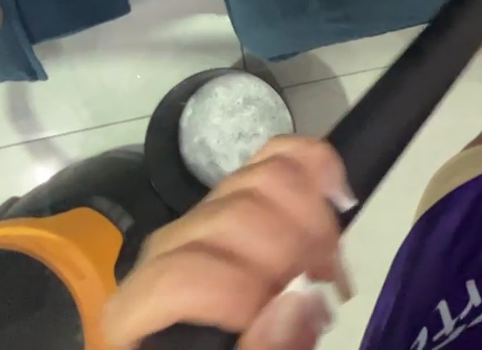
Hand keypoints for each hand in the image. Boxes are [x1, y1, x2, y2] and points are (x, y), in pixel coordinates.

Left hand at [105, 137, 352, 349]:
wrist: (216, 340)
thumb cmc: (210, 349)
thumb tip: (298, 300)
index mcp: (141, 303)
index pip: (181, 277)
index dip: (240, 293)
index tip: (286, 314)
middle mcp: (170, 244)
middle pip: (236, 218)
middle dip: (295, 253)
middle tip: (326, 295)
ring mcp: (210, 207)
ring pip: (266, 177)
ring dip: (315, 218)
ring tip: (330, 267)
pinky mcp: (245, 185)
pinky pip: (281, 152)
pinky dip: (318, 164)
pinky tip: (339, 199)